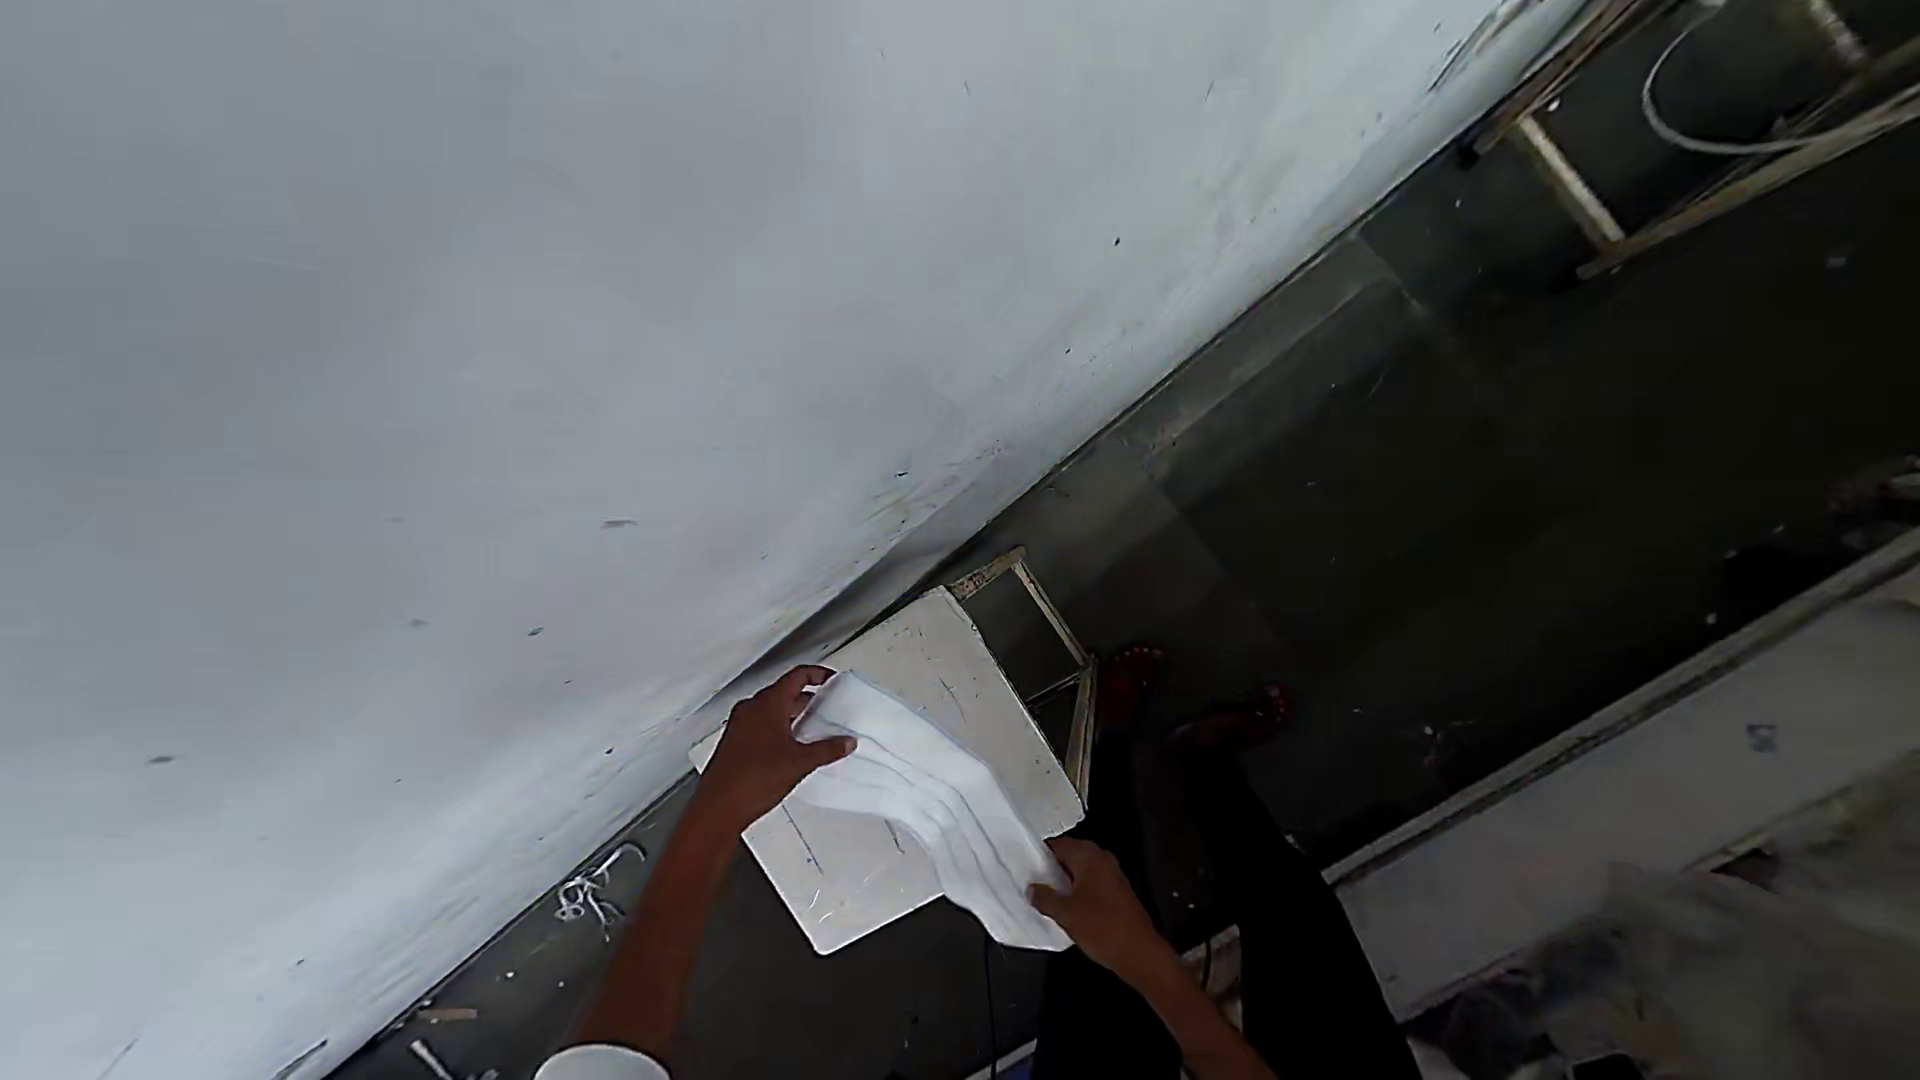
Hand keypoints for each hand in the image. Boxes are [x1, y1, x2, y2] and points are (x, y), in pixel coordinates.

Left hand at [693, 665, 854, 831]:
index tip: (829, 678)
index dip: (817, 674)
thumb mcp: (800, 762)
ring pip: (770, 708)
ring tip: (810, 727)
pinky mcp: (733, 741)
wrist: (718, 809)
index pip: (797, 675)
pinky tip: (788, 746)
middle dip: (806, 697)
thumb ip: (828, 749)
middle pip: (784, 690)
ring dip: (791, 713)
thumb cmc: (749, 781)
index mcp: (767, 704)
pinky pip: (759, 723)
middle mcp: (750, 709)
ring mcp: (739, 725)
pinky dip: (777, 726)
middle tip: (823, 704)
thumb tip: (844, 743)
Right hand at [1029, 837, 1174, 981]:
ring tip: (1048, 900)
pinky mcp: (1118, 891)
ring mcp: (1112, 874)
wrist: (1141, 954)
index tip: (1026, 868)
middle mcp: (1101, 858)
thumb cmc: (1103, 928)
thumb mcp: (1066, 914)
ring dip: (1065, 884)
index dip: (1039, 855)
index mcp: (1088, 855)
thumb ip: (1044, 898)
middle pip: (1068, 857)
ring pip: (1080, 872)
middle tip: (1034, 886)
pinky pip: (1091, 884)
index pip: (1056, 845)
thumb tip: (1032, 890)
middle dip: (1051, 871)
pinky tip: (1069, 911)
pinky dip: (1079, 893)